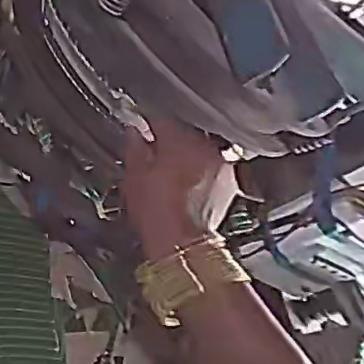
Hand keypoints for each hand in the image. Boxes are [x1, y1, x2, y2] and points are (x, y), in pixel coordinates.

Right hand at [121, 114, 238, 255]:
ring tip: (171, 171)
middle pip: (185, 133)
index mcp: (179, 141)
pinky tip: (186, 184)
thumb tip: (134, 134)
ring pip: (201, 149)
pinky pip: (213, 167)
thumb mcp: (134, 177)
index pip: (162, 120)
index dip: (148, 123)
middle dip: (170, 141)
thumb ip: (135, 148)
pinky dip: (201, 171)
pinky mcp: (229, 183)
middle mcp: (205, 148)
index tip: (142, 127)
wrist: (181, 243)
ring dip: (188, 155)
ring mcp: (221, 165)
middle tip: (154, 154)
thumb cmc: (156, 212)